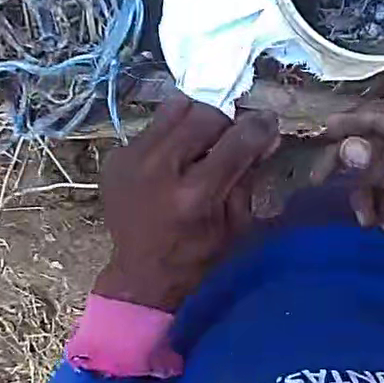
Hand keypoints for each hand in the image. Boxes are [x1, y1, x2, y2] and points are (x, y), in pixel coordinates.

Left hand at [94, 94, 280, 310]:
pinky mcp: (116, 157)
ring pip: (175, 108)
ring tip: (196, 147)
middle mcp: (160, 170)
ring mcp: (132, 160)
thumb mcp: (235, 225)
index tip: (267, 123)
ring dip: (194, 123)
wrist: (140, 273)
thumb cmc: (195, 255)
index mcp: (194, 195)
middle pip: (205, 114)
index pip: (237, 141)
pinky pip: (152, 127)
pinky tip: (169, 163)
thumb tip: (265, 133)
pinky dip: (168, 138)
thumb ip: (248, 176)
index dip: (259, 127)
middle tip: (226, 143)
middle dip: (224, 124)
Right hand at [317, 102, 383, 249]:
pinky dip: (380, 206)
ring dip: (368, 196)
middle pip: (372, 142)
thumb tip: (345, 146)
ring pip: (374, 169)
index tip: (320, 132)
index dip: (348, 121)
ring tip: (371, 222)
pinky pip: (383, 186)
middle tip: (321, 180)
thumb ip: (382, 168)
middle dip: (353, 169)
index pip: (380, 115)